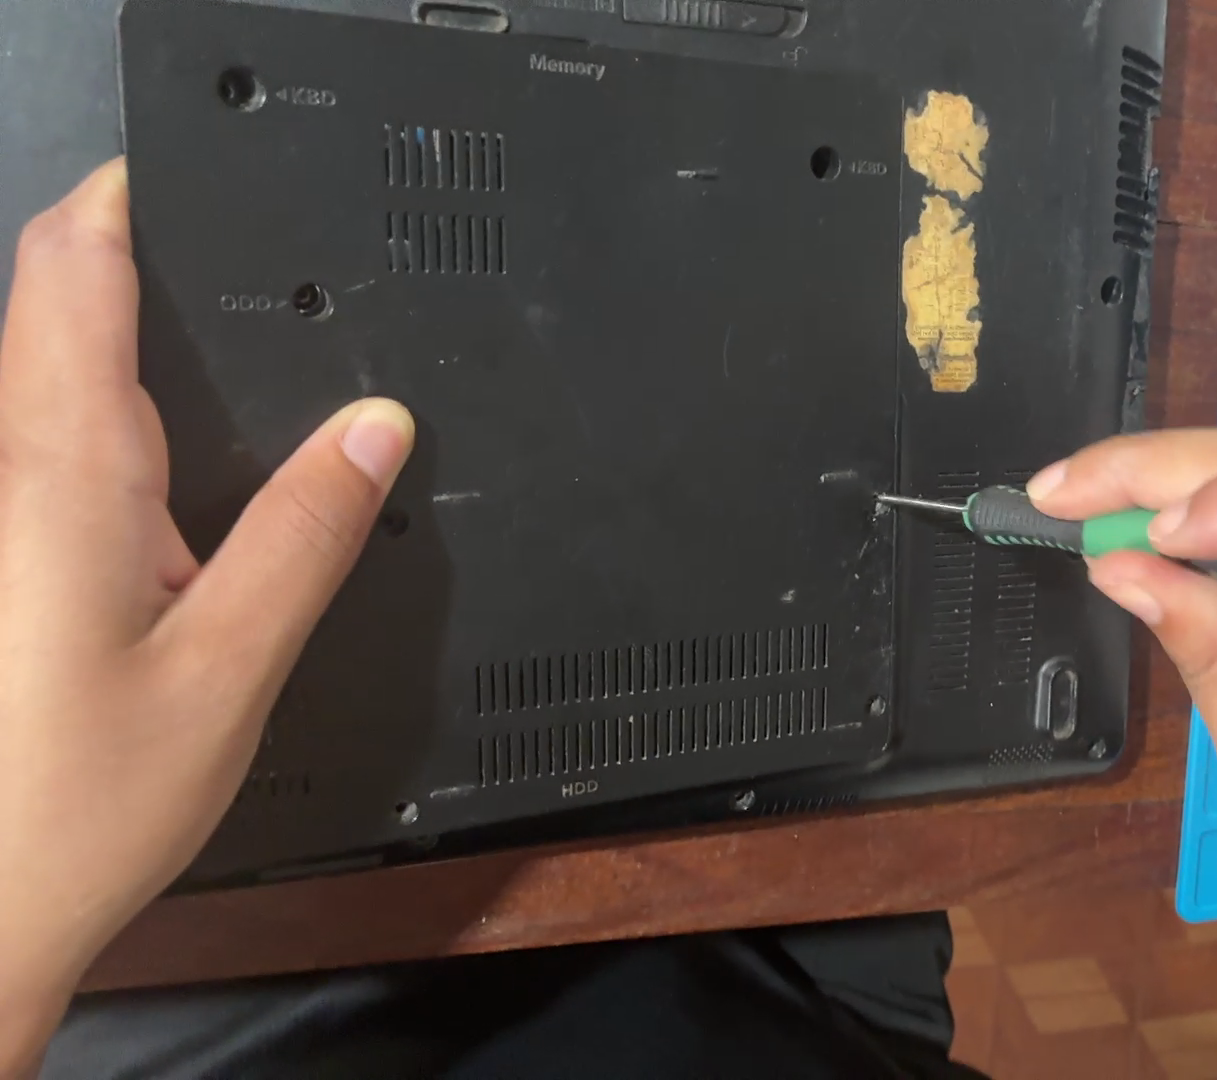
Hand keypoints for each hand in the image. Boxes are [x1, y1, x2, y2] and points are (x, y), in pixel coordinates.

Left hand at [0, 162, 415, 1066]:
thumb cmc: (75, 800)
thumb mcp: (232, 657)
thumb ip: (309, 531)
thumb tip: (377, 427)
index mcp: (60, 494)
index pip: (67, 302)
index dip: (113, 217)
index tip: (166, 167)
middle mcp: (12, 497)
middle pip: (64, 341)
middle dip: (141, 277)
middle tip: (237, 249)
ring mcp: (7, 538)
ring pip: (74, 408)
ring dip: (149, 360)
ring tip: (245, 347)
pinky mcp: (17, 580)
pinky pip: (84, 475)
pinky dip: (151, 443)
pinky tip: (214, 476)